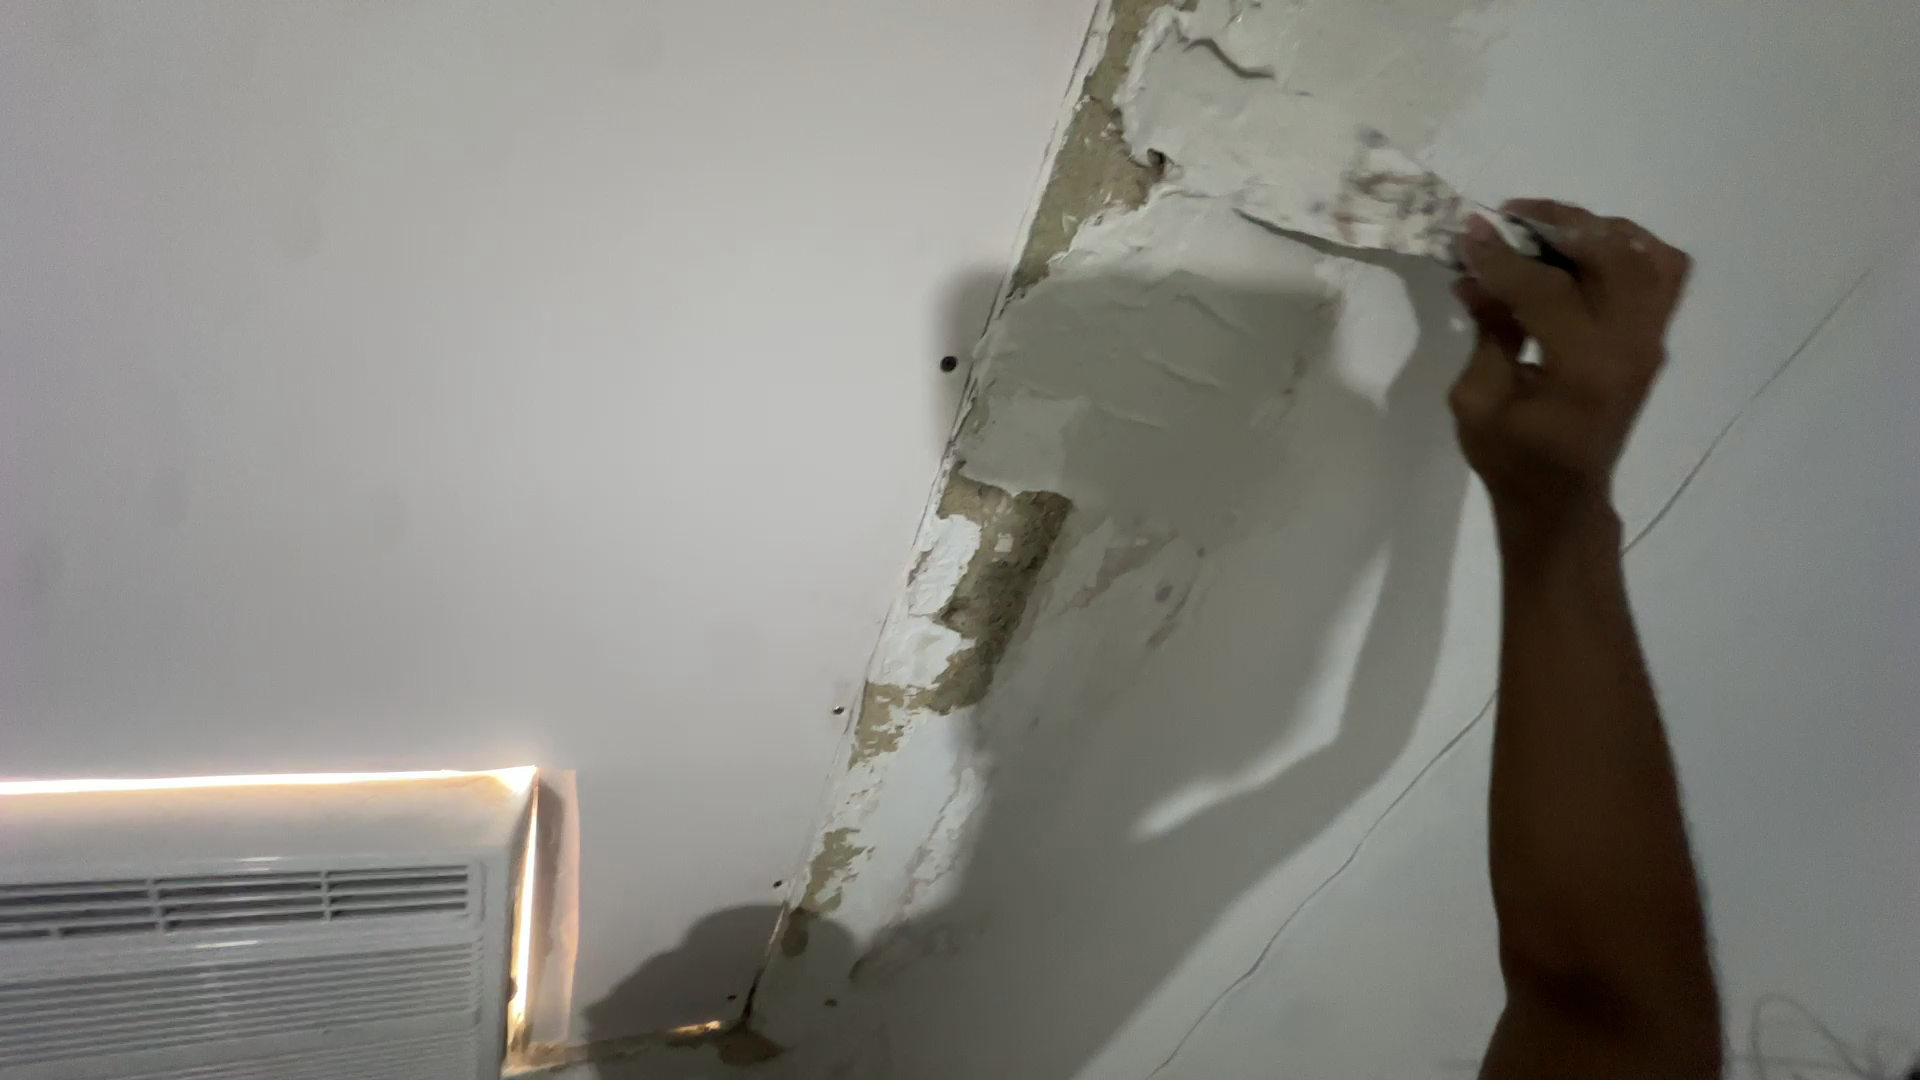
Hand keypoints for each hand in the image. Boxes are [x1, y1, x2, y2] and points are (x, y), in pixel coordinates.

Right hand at [1449, 200, 1691, 541]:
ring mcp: (1651, 339)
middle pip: (1611, 255)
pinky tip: (1586, 252)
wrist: (1560, 495)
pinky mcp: (1652, 339)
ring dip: (1599, 231)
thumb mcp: (1477, 400)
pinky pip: (1660, 274)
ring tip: (1550, 227)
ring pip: (1648, 256)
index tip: (1468, 231)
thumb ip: (1489, 333)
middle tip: (1511, 214)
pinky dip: (1627, 251)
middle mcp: (1631, 344)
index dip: (1502, 257)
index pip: (1544, 290)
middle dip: (1558, 224)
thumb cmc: (1509, 456)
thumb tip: (1479, 278)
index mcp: (1582, 366)